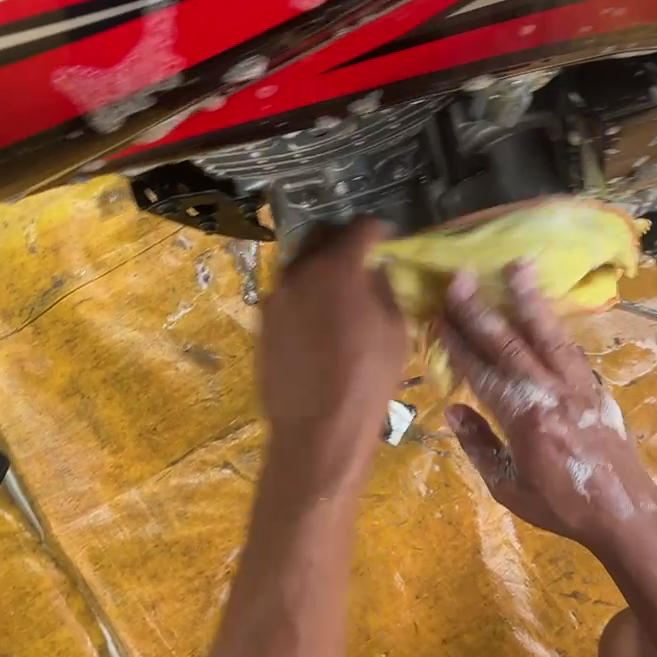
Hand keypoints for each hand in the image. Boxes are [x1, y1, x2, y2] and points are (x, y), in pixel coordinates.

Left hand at [258, 219, 406, 478]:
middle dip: (342, 240)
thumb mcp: (395, 331)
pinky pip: (285, 295)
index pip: (360, 228)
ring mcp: (275, 296)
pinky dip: (303, 295)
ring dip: (319, 267)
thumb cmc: (368, 380)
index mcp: (337, 267)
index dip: (379, 230)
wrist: (318, 428)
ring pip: (298, 265)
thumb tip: (375, 270)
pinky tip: (317, 319)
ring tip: (337, 291)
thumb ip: (384, 289)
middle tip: (360, 258)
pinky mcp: (262, 322)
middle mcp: (299, 271)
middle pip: (319, 235)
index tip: (389, 239)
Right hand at [439, 261, 656, 558]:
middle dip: (482, 310)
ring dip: (529, 300)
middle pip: (511, 343)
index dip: (458, 344)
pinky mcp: (595, 387)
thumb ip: (479, 445)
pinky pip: (570, 348)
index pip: (483, 372)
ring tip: (518, 266)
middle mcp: (551, 393)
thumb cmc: (561, 505)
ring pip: (548, 334)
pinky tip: (544, 310)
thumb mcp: (507, 486)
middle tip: (462, 278)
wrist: (624, 511)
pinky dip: (553, 325)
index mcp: (525, 418)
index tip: (438, 317)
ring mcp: (577, 386)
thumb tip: (453, 410)